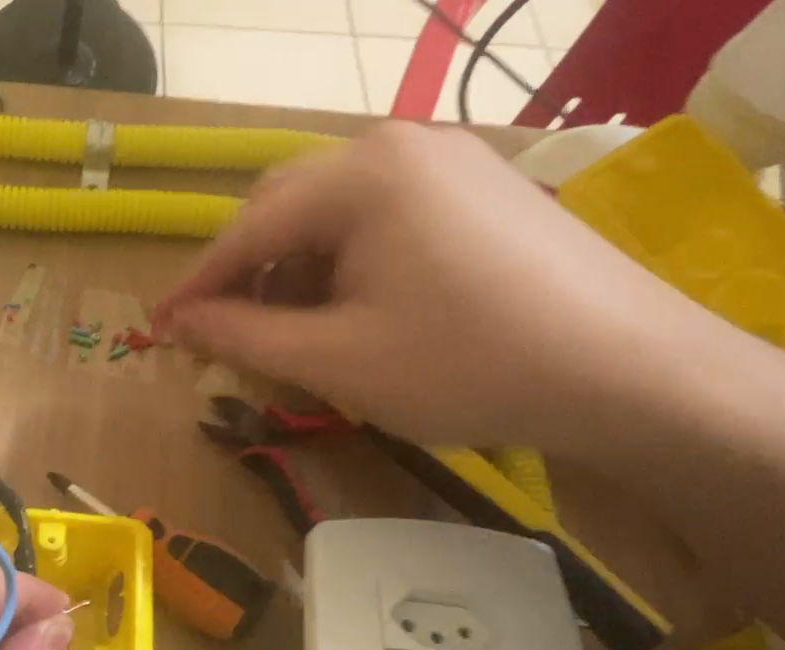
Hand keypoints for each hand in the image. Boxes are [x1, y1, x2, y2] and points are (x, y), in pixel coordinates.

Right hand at [155, 122, 744, 456]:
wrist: (625, 370)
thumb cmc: (464, 364)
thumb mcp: (335, 359)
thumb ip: (244, 334)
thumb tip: (181, 322)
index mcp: (360, 175)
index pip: (247, 228)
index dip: (196, 284)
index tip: (158, 327)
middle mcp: (400, 145)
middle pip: (287, 206)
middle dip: (247, 273)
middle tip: (225, 334)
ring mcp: (448, 161)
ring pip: (334, 212)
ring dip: (296, 271)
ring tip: (292, 333)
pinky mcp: (479, 188)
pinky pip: (382, 217)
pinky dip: (346, 263)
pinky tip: (353, 311)